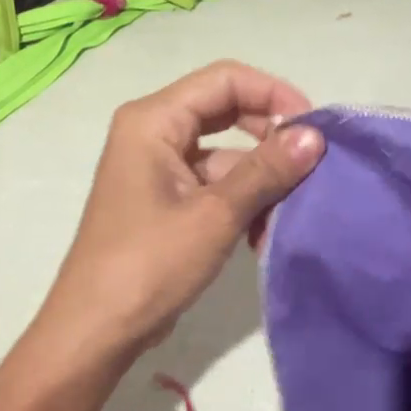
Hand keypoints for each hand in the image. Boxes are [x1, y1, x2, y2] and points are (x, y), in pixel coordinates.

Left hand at [11, 61, 323, 381]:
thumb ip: (266, 171)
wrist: (96, 330)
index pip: (225, 79)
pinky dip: (241, 203)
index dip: (274, 94)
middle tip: (312, 164)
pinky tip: (265, 235)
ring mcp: (157, 169)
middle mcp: (152, 133)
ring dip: (260, 181)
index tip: (314, 130)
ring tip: (291, 213)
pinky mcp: (165, 202)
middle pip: (225, 112)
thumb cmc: (149, 264)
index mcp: (153, 120)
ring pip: (224, 155)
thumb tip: (314, 136)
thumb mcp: (215, 215)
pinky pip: (213, 186)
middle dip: (270, 138)